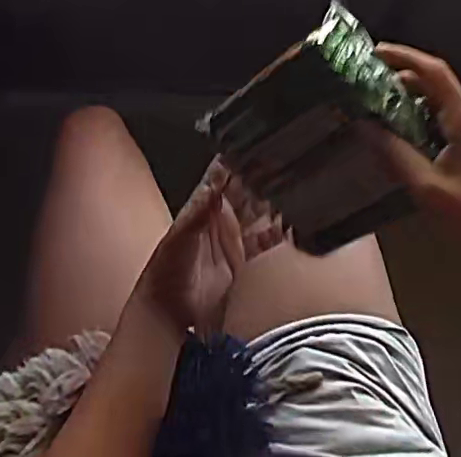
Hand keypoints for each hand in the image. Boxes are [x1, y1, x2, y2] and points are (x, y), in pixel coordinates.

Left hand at [130, 160, 285, 336]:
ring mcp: (233, 238)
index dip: (240, 162)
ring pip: (260, 214)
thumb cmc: (165, 270)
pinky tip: (294, 226)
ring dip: (276, 203)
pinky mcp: (244, 260)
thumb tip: (211, 185)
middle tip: (286, 165)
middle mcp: (220, 217)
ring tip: (295, 189)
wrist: (169, 310)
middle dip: (264, 177)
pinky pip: (266, 242)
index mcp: (203, 205)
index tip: (259, 150)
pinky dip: (280, 234)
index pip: (224, 176)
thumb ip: (196, 211)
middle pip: (247, 191)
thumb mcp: (179, 237)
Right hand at [354, 43, 460, 261]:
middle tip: (362, 78)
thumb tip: (361, 123)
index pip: (434, 72)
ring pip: (437, 101)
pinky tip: (395, 129)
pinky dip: (415, 115)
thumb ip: (393, 152)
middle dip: (397, 74)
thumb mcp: (427, 187)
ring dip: (405, 96)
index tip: (370, 52)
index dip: (402, 55)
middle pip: (434, 83)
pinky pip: (441, 119)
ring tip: (371, 101)